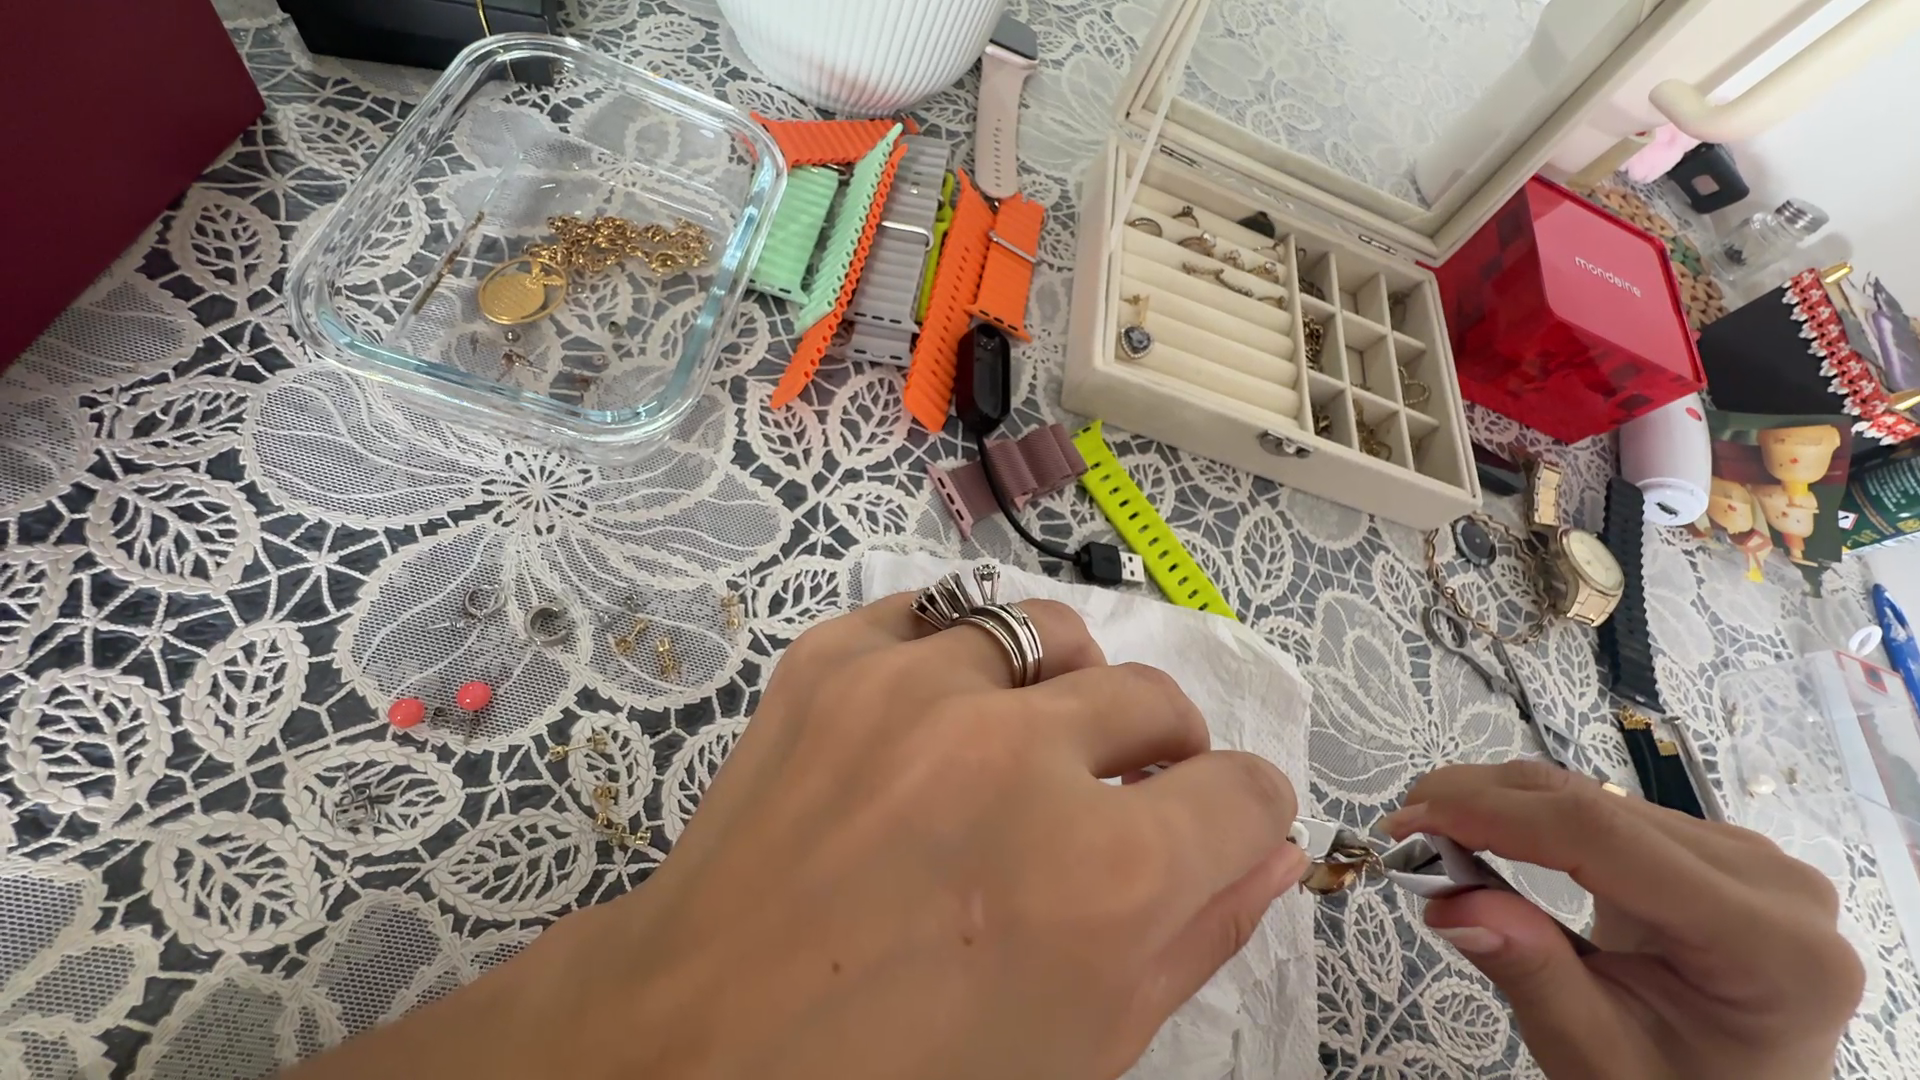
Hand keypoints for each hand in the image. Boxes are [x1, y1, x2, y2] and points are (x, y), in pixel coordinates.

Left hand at [285, 594, 1306, 1079]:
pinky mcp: (832, 661)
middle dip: (1160, 749)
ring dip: (1062, 683)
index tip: (1216, 814)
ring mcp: (914, 689)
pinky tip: (936, 707)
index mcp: (1100, 874)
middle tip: (1112, 788)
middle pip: (1154, 699)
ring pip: (1049, 630)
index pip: (1239, 791)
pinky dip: (954, 655)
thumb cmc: (910, 1069)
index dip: (1242, 808)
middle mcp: (1015, 754)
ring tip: (1025, 732)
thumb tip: (1270, 845)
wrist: (707, 1040)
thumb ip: (1195, 934)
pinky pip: (935, 613)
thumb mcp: (1081, 1040)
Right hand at [1386, 762, 1862, 1079]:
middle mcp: (1764, 878)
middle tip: (1401, 827)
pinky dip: (1521, 812)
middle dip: (1476, 801)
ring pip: (1581, 793)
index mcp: (1766, 943)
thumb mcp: (1598, 1056)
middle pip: (1587, 805)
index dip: (1491, 815)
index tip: (1405, 823)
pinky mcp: (1703, 841)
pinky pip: (1593, 805)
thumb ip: (1533, 977)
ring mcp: (1738, 851)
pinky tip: (1482, 829)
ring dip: (1491, 801)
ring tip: (1431, 832)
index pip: (1600, 837)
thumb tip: (1450, 903)